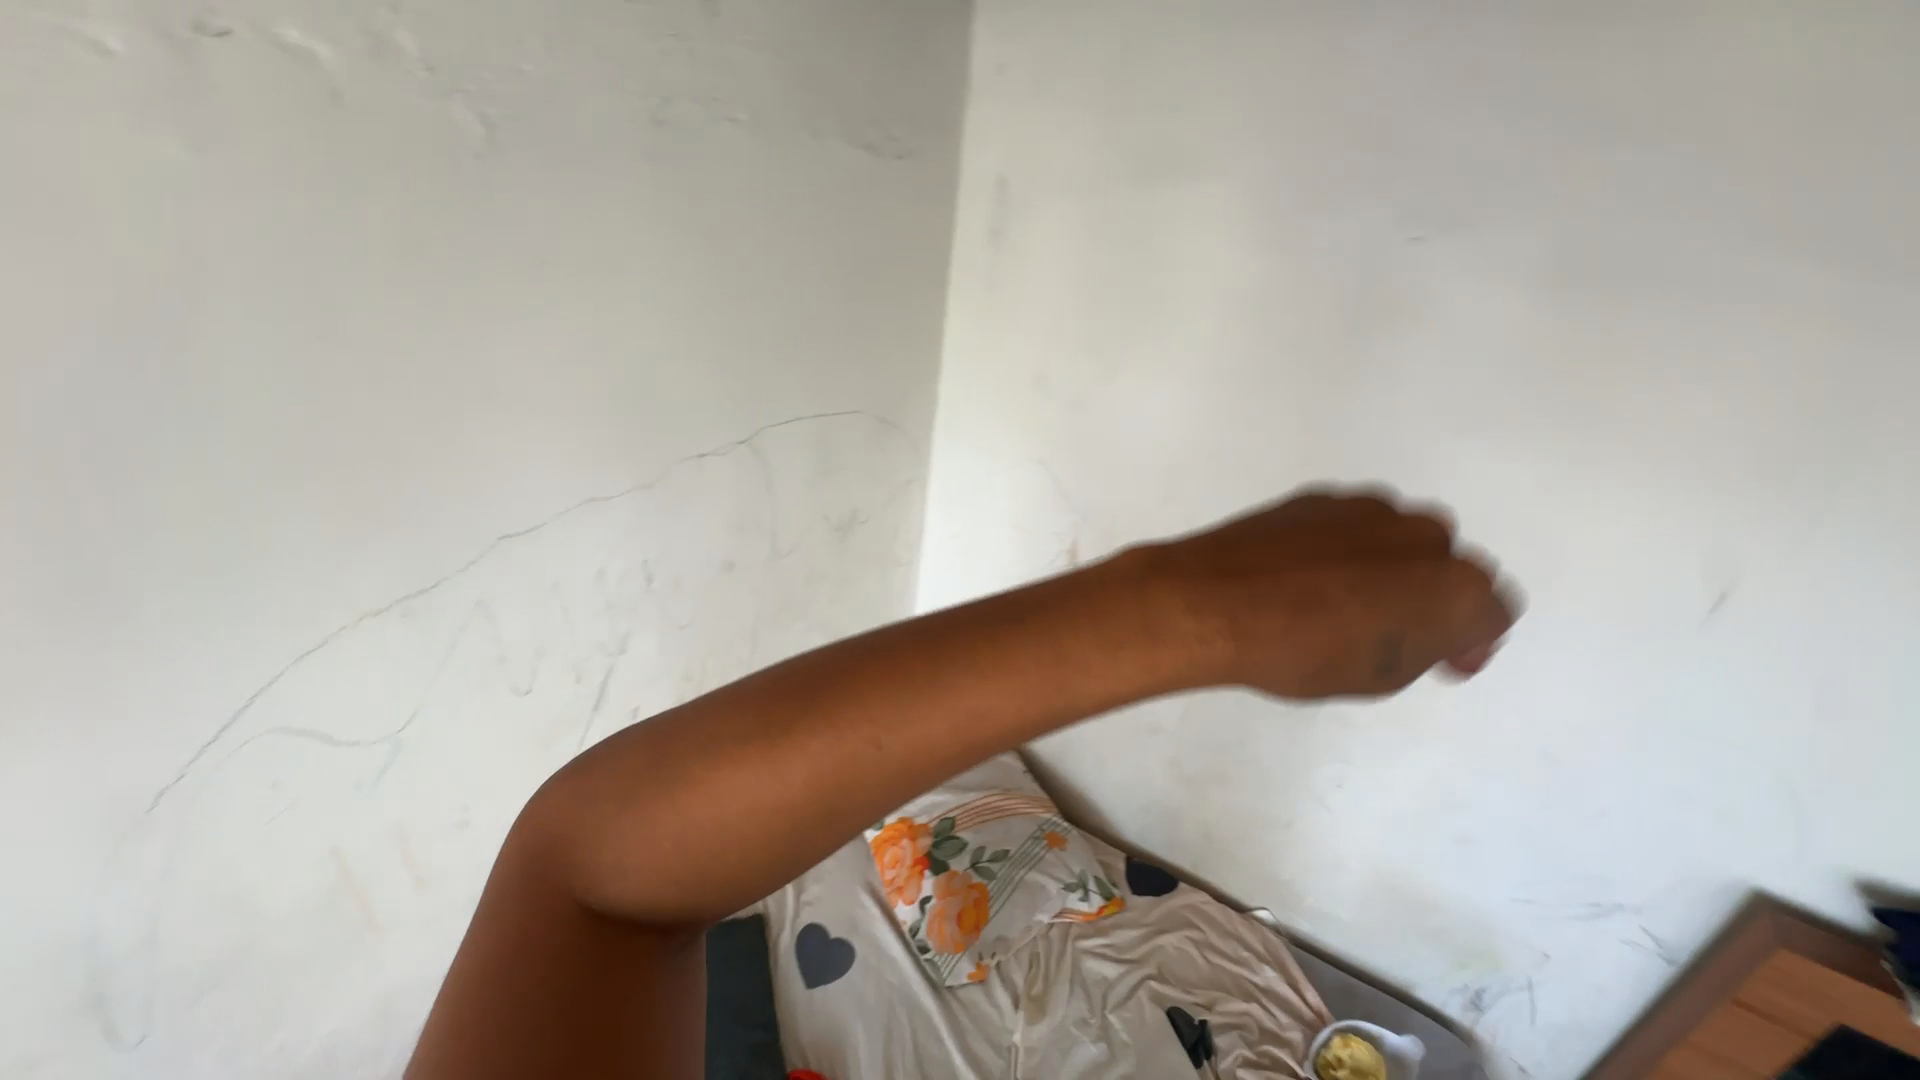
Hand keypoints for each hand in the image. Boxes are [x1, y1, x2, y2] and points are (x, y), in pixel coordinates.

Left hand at [1147, 488, 1517, 699]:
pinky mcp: (1320, 497)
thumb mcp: (1378, 677)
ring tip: (1335, 602)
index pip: (1491, 614)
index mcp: (1457, 587)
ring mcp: (1369, 508)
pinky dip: (1341, 547)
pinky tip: (1303, 575)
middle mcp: (1424, 536)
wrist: (1214, 601)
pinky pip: (1350, 526)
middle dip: (1428, 598)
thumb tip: (1435, 632)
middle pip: (1447, 568)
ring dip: (1384, 567)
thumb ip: (1424, 649)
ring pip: (1397, 540)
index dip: (1468, 641)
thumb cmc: (1302, 654)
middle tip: (1385, 630)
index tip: (1440, 658)